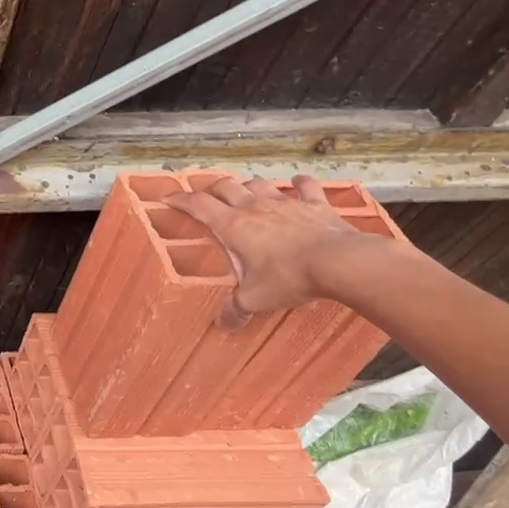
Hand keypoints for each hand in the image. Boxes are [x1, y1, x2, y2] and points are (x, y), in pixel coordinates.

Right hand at [165, 174, 386, 327]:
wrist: (341, 262)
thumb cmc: (290, 277)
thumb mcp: (255, 299)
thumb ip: (236, 309)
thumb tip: (223, 324)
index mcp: (233, 225)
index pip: (198, 204)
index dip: (180, 199)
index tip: (168, 198)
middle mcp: (255, 207)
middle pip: (225, 186)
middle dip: (212, 189)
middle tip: (207, 198)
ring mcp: (287, 202)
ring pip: (259, 183)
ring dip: (249, 185)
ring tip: (246, 192)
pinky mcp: (315, 205)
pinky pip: (306, 186)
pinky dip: (299, 184)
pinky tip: (297, 184)